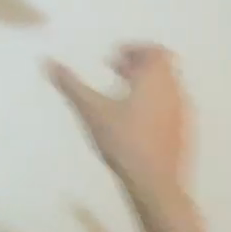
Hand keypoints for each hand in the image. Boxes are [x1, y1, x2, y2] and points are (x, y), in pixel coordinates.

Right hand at [46, 44, 192, 207]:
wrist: (156, 183)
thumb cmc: (123, 140)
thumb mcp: (91, 110)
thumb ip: (70, 85)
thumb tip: (47, 61)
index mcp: (155, 81)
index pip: (157, 51)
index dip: (136, 48)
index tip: (114, 55)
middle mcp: (174, 92)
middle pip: (163, 67)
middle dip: (138, 64)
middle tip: (114, 69)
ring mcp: (183, 113)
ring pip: (167, 86)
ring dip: (145, 82)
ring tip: (119, 94)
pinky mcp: (183, 132)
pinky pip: (169, 104)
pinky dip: (152, 100)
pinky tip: (132, 118)